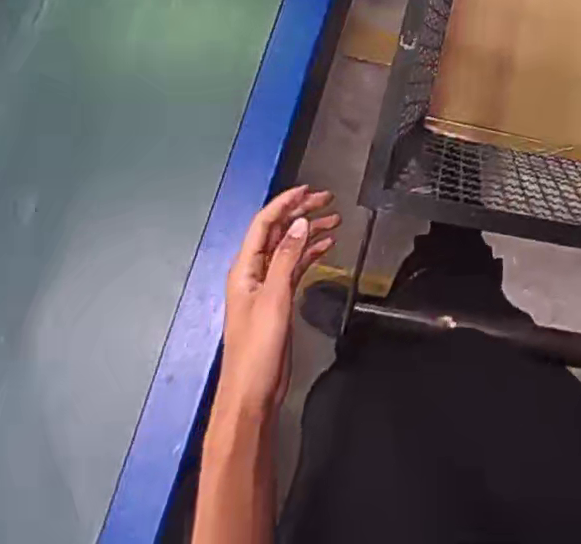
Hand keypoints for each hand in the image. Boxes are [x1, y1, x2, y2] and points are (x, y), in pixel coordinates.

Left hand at [219, 185, 339, 414]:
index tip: (308, 189)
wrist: (252, 391)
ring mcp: (267, 285)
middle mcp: (254, 272)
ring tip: (335, 220)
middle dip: (301, 212)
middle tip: (328, 200)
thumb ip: (286, 258)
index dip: (285, 203)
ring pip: (289, 247)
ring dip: (310, 231)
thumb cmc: (257, 347)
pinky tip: (326, 246)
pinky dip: (311, 252)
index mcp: (245, 269)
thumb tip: (300, 223)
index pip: (264, 224)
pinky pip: (296, 265)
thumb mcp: (273, 298)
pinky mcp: (279, 298)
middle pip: (278, 232)